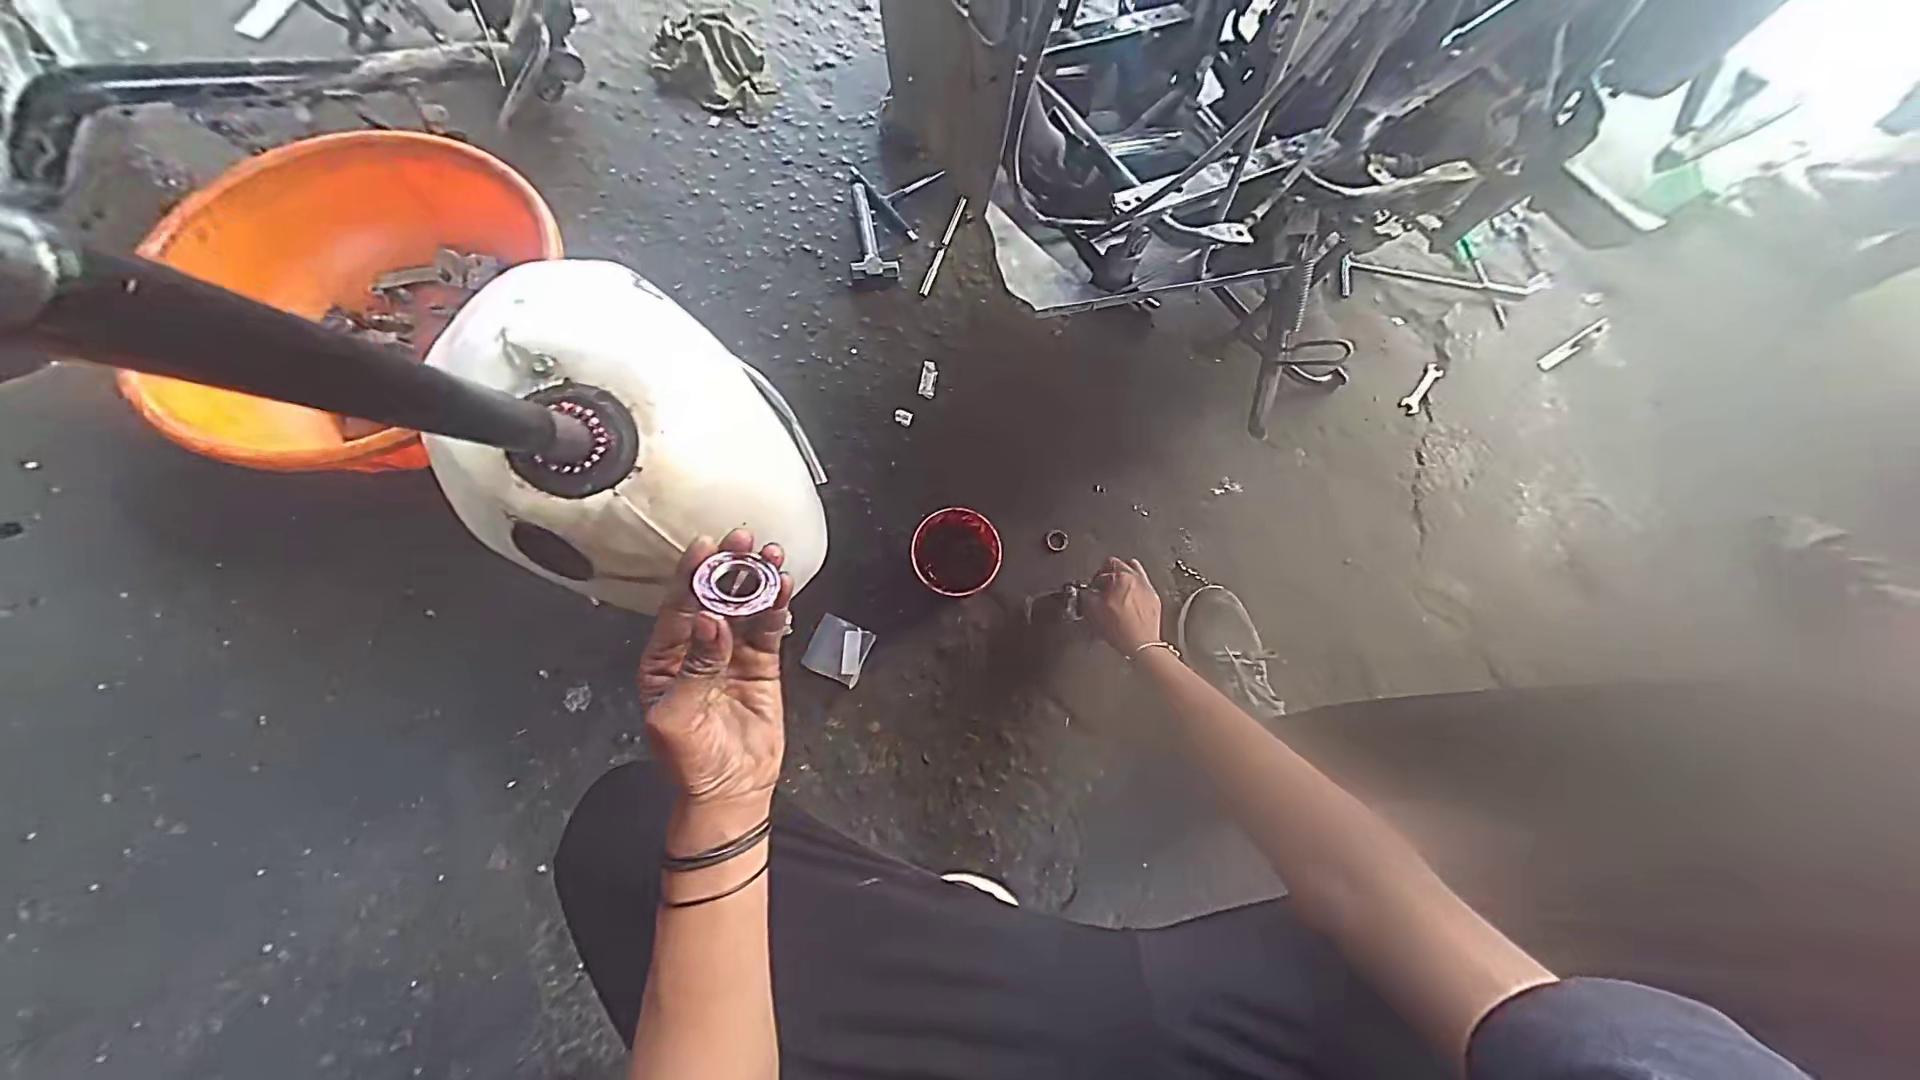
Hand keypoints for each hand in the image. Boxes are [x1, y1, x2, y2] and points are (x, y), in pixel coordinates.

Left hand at [638, 530, 792, 805]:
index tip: (704, 546)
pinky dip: (778, 607)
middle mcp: (699, 649)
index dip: (691, 575)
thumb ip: (695, 666)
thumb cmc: (691, 760)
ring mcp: (732, 655)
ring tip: (770, 556)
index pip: (678, 607)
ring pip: (746, 607)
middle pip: (714, 597)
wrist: (732, 788)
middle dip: (728, 566)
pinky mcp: (761, 664)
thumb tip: (709, 621)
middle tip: (742, 539)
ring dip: (758, 580)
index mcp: (665, 659)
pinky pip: (769, 629)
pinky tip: (784, 588)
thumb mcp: (678, 716)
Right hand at [1084, 556, 1163, 654]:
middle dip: (1112, 574)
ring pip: (1136, 573)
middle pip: (1123, 564)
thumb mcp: (1094, 610)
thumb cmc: (1121, 630)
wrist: (1141, 644)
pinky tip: (1128, 602)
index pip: (1107, 564)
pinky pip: (1143, 587)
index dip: (1097, 576)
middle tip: (1105, 586)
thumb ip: (1087, 595)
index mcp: (1122, 577)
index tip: (1095, 586)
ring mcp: (1148, 589)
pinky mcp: (1154, 600)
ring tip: (1117, 591)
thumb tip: (1086, 592)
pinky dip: (1135, 590)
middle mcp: (1138, 580)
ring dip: (1125, 579)